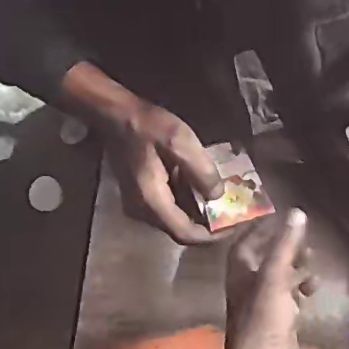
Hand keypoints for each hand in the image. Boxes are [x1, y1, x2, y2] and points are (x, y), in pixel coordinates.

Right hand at [61, 63, 221, 244]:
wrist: (113, 113)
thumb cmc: (145, 125)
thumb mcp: (179, 142)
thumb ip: (201, 171)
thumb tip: (218, 195)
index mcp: (152, 202)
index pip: (186, 234)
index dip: (213, 235)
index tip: (235, 225)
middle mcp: (143, 210)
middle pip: (182, 231)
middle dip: (210, 225)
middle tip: (234, 213)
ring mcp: (140, 204)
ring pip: (177, 220)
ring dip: (201, 214)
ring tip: (225, 202)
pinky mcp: (142, 195)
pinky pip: (171, 207)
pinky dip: (190, 203)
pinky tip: (205, 189)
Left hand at [222, 209, 311, 348]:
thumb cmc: (264, 318)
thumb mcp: (276, 276)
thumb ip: (286, 245)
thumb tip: (297, 213)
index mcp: (240, 270)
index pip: (248, 239)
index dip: (263, 227)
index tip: (282, 217)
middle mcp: (249, 282)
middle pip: (268, 255)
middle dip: (288, 248)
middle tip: (305, 244)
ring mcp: (264, 300)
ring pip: (282, 274)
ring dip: (298, 268)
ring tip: (312, 267)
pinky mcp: (278, 316)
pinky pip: (291, 293)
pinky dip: (302, 288)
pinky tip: (312, 291)